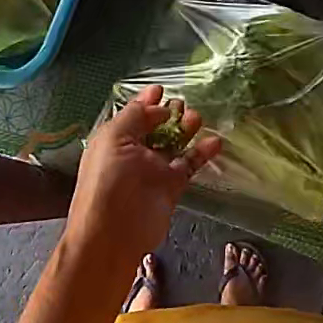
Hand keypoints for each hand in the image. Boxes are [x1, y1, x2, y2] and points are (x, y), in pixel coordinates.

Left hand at [63, 84, 221, 267]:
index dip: (147, 102)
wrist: (113, 233)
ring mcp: (153, 170)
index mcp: (114, 139)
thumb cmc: (108, 181)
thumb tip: (157, 105)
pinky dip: (202, 153)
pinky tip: (214, 142)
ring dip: (187, 130)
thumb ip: (135, 116)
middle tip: (185, 105)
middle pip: (156, 128)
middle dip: (170, 114)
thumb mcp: (114, 139)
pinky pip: (189, 164)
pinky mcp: (171, 186)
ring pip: (174, 144)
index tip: (162, 89)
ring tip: (199, 118)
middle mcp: (133, 152)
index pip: (133, 115)